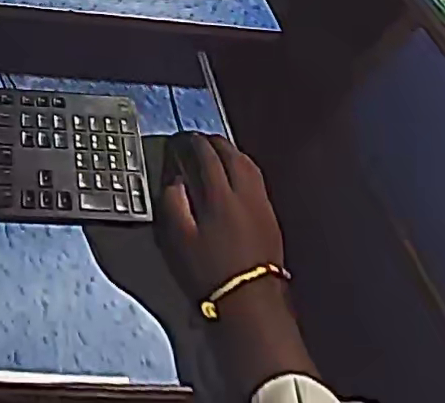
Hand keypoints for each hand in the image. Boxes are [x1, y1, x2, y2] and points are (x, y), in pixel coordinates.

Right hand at [160, 132, 284, 301]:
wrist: (252, 305)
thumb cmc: (209, 270)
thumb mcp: (179, 237)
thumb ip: (173, 201)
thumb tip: (175, 179)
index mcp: (220, 196)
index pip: (207, 155)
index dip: (192, 142)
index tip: (180, 139)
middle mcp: (245, 194)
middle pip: (232, 154)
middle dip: (213, 142)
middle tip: (197, 140)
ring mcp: (262, 205)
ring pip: (249, 165)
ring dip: (231, 152)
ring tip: (216, 151)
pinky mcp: (271, 217)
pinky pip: (257, 179)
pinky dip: (242, 167)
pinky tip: (233, 175)